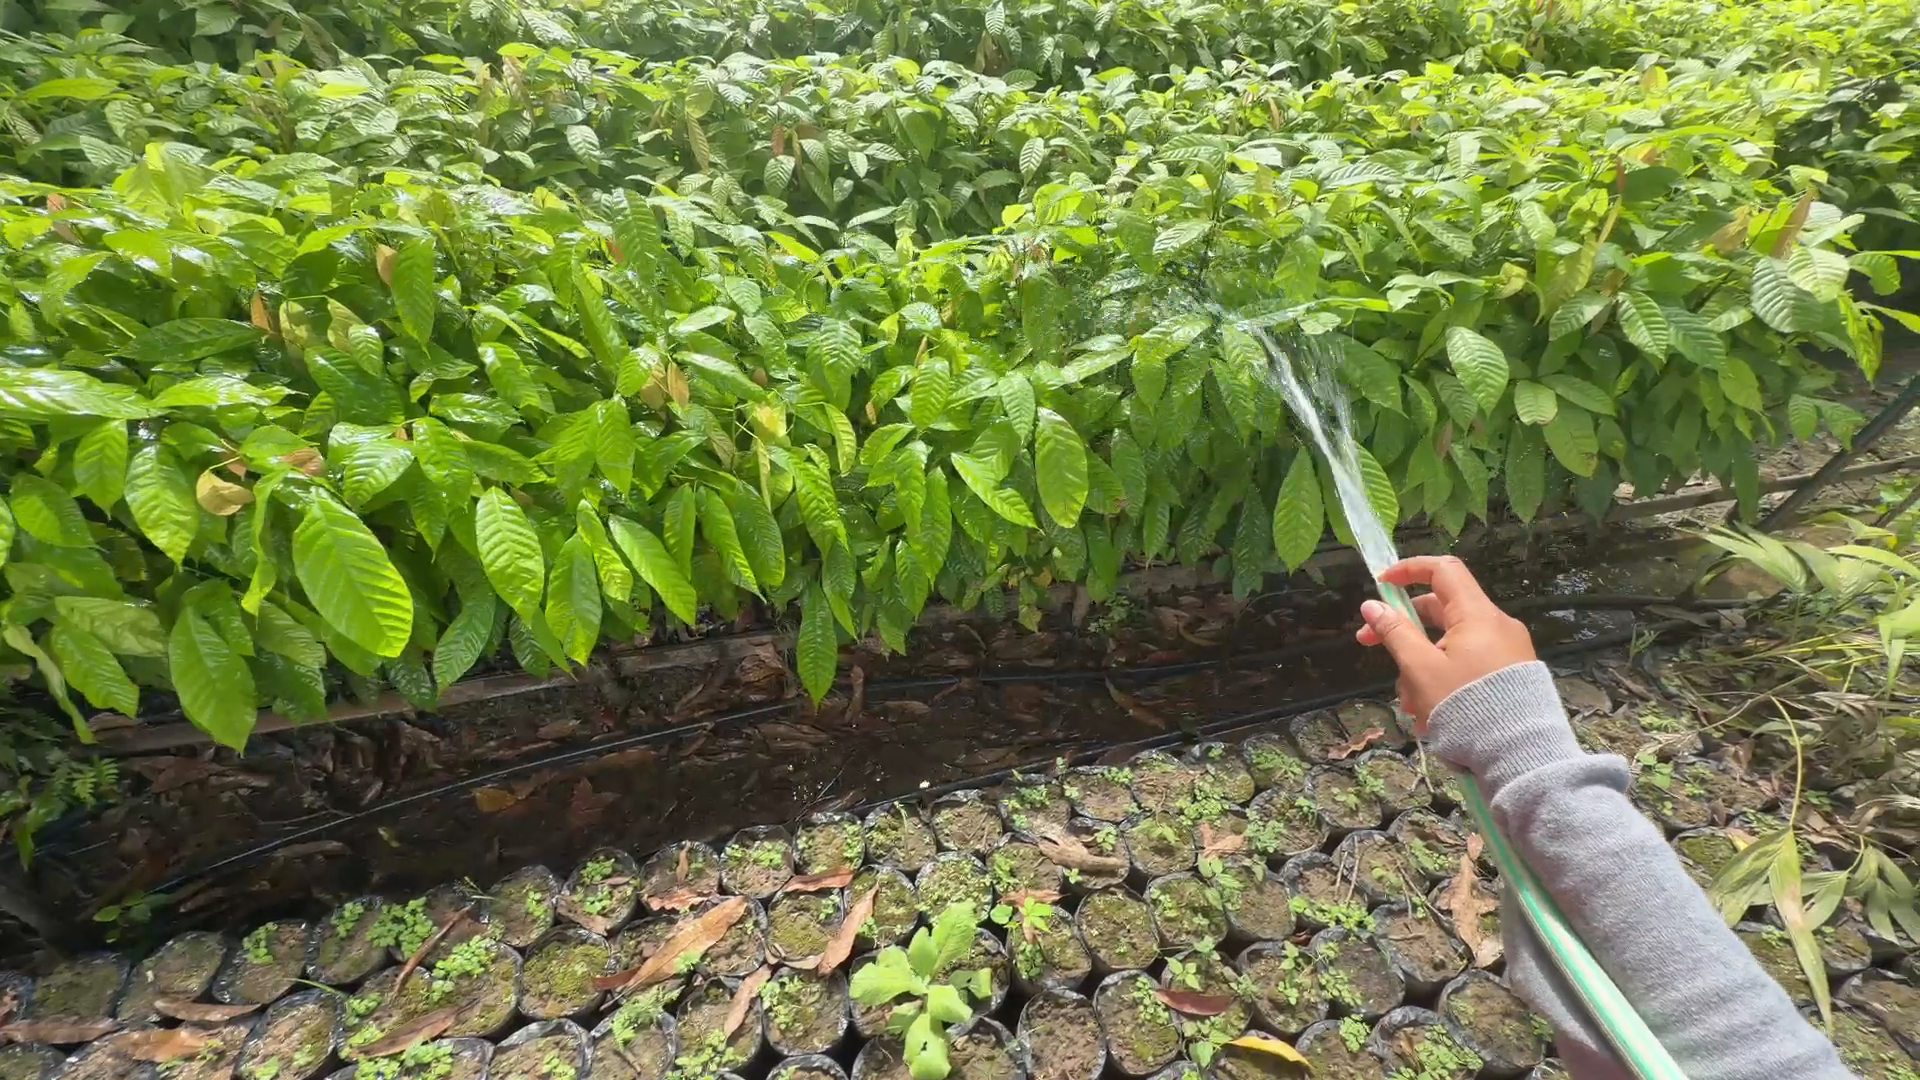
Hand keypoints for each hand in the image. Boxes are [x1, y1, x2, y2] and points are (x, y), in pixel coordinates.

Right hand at [1354, 555, 1535, 728]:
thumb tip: (1372, 605)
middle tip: (1368, 644)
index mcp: (1477, 616)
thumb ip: (1394, 632)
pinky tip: (1428, 707)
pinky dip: (1440, 673)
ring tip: (1408, 699)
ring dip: (1418, 659)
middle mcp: (1497, 626)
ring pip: (1450, 640)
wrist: (1521, 756)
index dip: (1408, 569)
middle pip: (1441, 608)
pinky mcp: (1510, 674)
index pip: (1443, 570)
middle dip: (1402, 625)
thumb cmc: (1465, 705)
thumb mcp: (1419, 667)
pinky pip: (1467, 660)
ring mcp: (1506, 650)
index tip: (1380, 584)